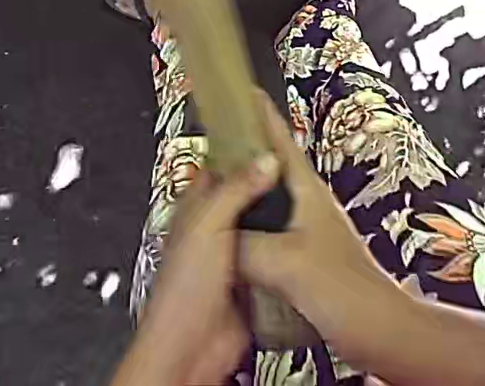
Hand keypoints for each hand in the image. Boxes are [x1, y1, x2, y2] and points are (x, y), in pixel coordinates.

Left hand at [114, 153, 280, 384]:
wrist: (191, 352)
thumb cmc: (181, 292)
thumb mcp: (210, 225)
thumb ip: (237, 188)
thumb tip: (265, 159)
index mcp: (197, 207)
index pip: (220, 165)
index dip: (240, 148)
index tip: (266, 133)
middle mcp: (214, 228)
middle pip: (245, 194)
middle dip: (267, 183)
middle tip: (293, 166)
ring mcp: (233, 256)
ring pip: (260, 226)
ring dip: (278, 218)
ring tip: (303, 199)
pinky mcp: (251, 281)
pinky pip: (272, 259)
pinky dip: (284, 252)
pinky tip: (299, 242)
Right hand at [237, 97, 408, 351]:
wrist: (378, 327)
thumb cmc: (342, 287)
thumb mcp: (285, 262)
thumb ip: (247, 246)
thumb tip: (218, 237)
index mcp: (307, 189)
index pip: (282, 140)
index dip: (263, 115)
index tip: (245, 92)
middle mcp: (309, 201)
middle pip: (273, 165)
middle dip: (248, 149)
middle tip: (219, 140)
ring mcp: (308, 226)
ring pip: (271, 197)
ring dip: (248, 189)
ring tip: (219, 185)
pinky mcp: (305, 253)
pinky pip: (271, 227)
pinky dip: (251, 224)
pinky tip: (235, 239)